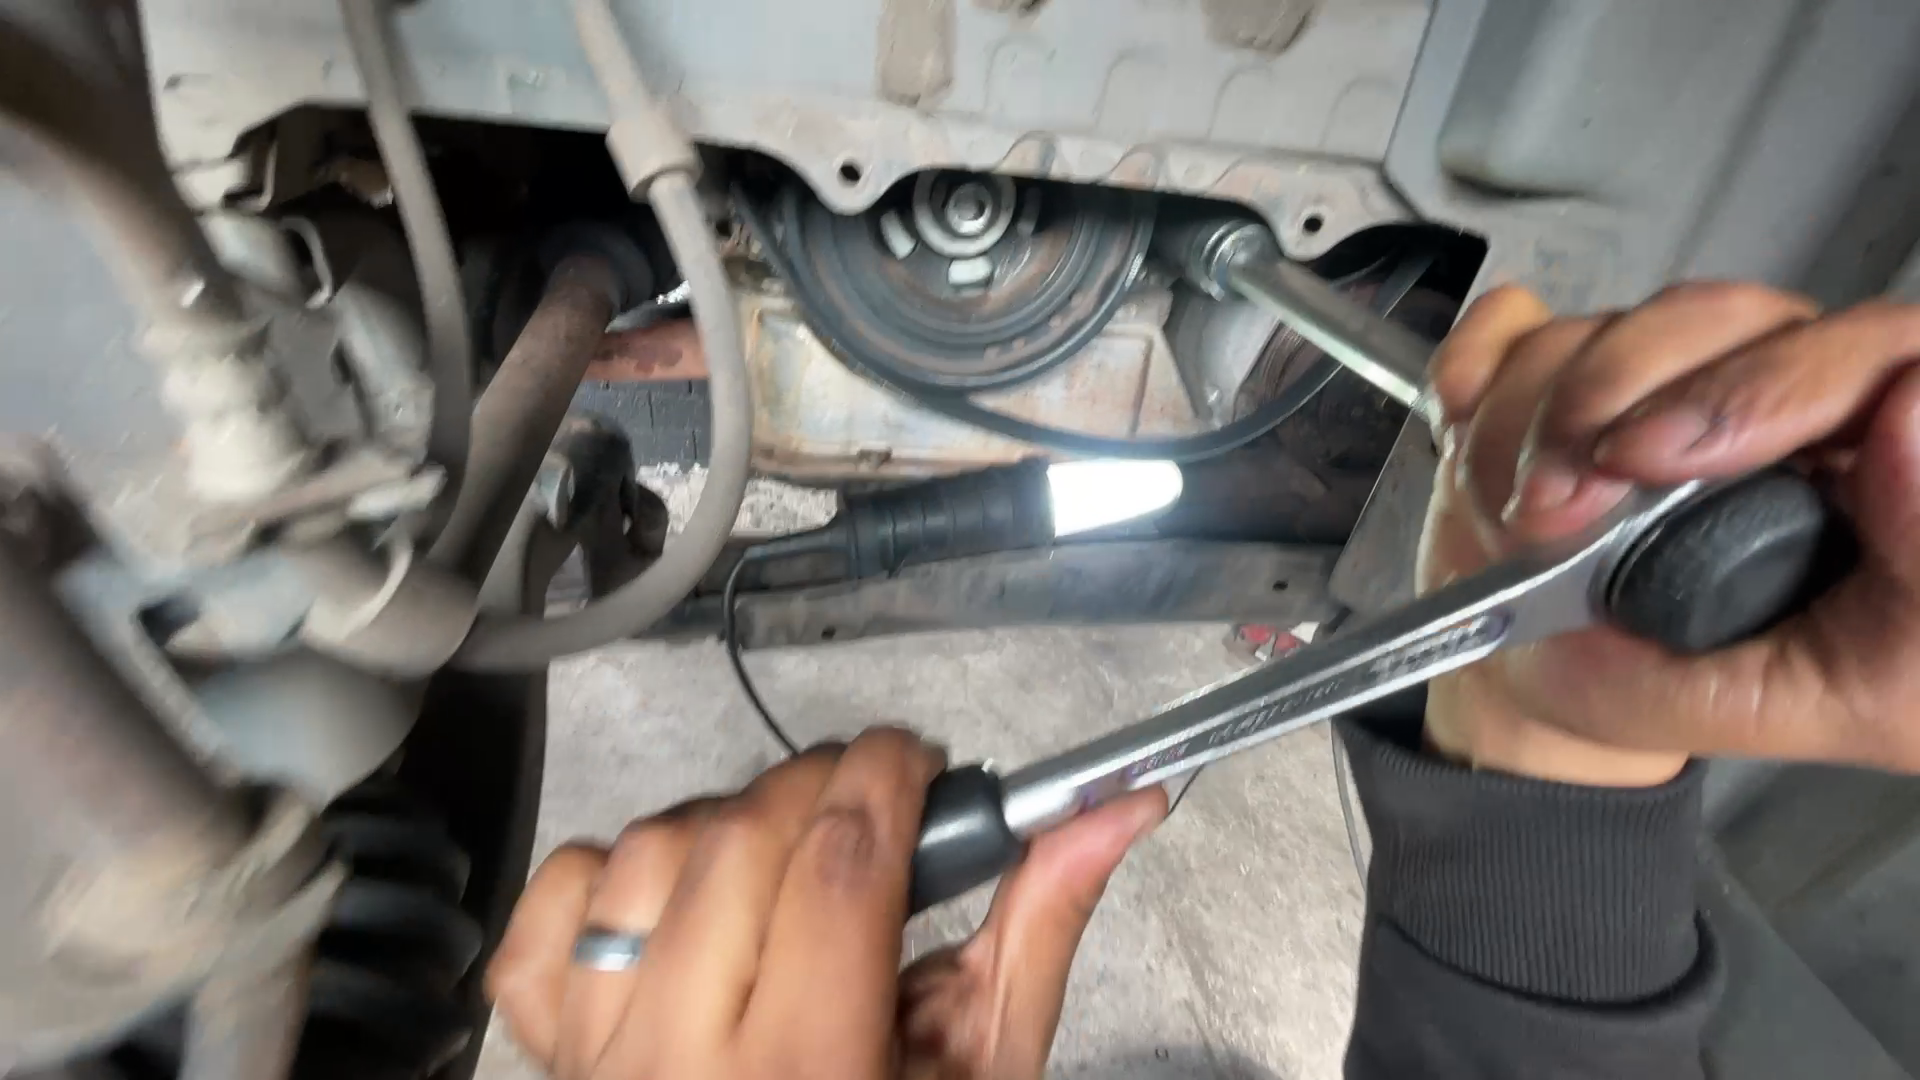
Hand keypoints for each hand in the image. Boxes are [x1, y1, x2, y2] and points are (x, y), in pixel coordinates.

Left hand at [485, 729, 1165, 1079]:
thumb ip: (1044, 922)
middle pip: (745, 838)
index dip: (887, 771)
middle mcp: (679, 1063)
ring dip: (731, 822)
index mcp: (813, 1074)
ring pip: (648, 851)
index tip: (918, 759)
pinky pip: (552, 912)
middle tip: (869, 807)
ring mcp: (593, 1057)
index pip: (842, 861)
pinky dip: (611, 874)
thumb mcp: (991, 1065)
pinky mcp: (545, 1050)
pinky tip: (674, 902)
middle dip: (822, 785)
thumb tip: (1119, 806)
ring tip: (785, 856)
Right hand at [1419, 283, 1919, 783]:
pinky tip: (1463, 430)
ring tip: (1513, 518)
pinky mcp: (1532, 374)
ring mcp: (1633, 376)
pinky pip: (1498, 328)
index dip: (1753, 387)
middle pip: (1702, 316)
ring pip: (1582, 332)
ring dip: (1516, 431)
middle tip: (1552, 516)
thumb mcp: (1827, 689)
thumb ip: (1918, 579)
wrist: (1529, 681)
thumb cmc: (1669, 688)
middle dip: (1593, 417)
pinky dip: (1465, 377)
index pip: (1864, 348)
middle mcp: (1752, 389)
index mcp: (1858, 453)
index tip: (1644, 462)